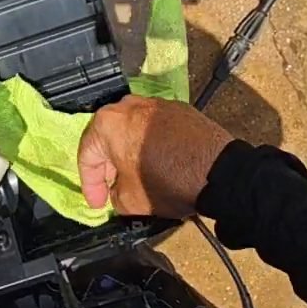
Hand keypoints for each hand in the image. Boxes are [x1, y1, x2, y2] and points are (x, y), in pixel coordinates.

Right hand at [77, 96, 234, 217]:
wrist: (219, 171)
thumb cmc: (167, 181)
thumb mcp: (130, 200)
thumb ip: (113, 195)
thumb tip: (117, 191)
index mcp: (108, 123)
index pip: (87, 156)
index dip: (89, 185)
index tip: (97, 203)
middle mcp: (127, 105)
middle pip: (107, 138)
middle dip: (107, 167)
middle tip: (111, 190)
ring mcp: (154, 104)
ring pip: (131, 130)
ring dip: (128, 153)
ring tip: (133, 176)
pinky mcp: (177, 109)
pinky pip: (153, 127)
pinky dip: (149, 144)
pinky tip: (156, 162)